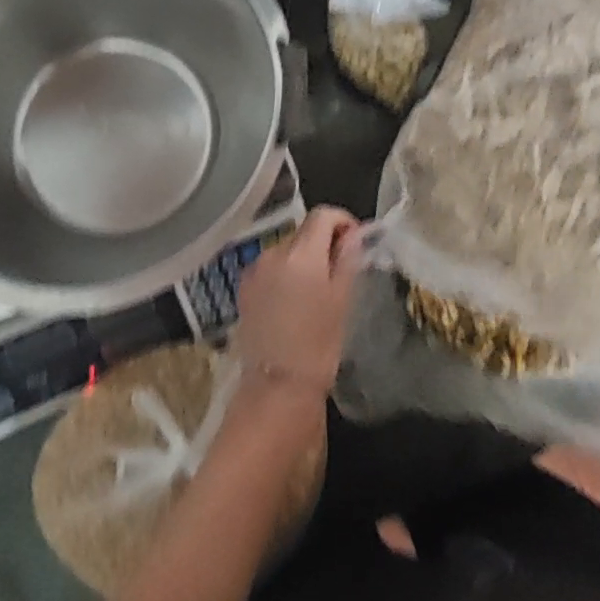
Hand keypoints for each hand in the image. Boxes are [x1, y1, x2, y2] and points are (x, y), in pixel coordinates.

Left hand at [234, 206, 365, 400]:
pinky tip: (293, 301)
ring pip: (286, 250)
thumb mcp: (341, 300)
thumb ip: (347, 260)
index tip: (355, 241)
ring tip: (317, 291)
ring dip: (303, 259)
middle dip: (323, 243)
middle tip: (341, 271)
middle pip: (302, 232)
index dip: (343, 221)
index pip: (322, 215)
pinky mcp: (244, 287)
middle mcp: (272, 253)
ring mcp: (254, 270)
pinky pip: (270, 268)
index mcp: (301, 253)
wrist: (277, 385)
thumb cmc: (318, 345)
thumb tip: (354, 233)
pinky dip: (284, 274)